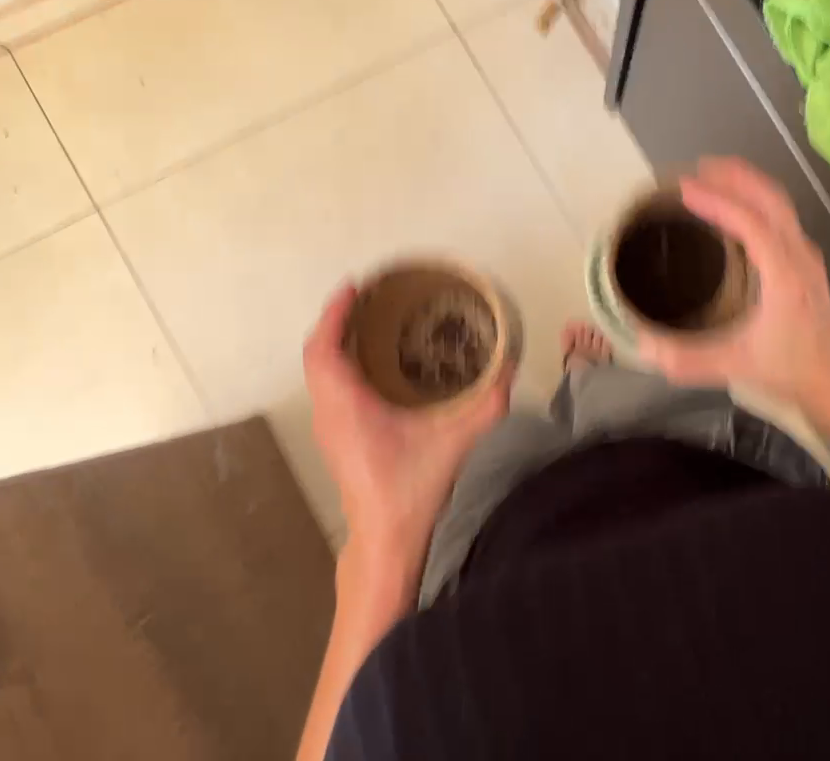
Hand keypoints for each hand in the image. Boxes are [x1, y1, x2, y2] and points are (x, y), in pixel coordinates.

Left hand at [304, 283, 509, 551]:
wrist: (390, 542)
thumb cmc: (415, 491)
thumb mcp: (461, 440)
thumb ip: (489, 400)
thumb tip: (509, 361)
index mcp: (348, 408)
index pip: (324, 350)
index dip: (334, 315)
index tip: (355, 287)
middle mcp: (330, 414)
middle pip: (320, 355)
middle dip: (340, 320)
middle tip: (373, 296)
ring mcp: (331, 428)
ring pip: (324, 372)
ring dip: (341, 341)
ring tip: (375, 319)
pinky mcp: (340, 438)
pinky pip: (333, 386)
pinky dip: (347, 362)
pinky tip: (380, 360)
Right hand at [636, 158, 829, 413]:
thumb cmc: (789, 368)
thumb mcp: (737, 366)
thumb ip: (689, 359)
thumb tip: (643, 347)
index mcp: (784, 276)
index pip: (751, 224)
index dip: (718, 203)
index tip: (685, 188)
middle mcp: (798, 256)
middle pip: (771, 200)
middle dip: (736, 177)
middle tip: (698, 167)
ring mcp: (805, 255)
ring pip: (779, 204)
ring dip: (748, 183)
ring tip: (714, 173)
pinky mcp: (804, 259)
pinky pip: (781, 215)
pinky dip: (756, 198)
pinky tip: (735, 204)